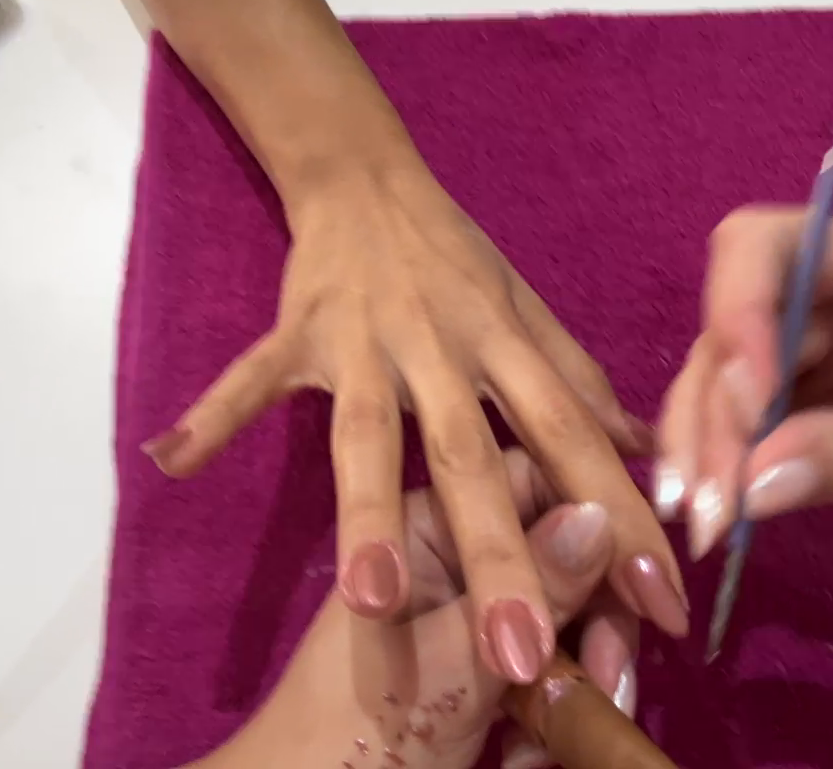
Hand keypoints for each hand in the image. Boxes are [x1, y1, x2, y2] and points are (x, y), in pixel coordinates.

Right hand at [142, 165, 686, 685]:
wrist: (366, 178)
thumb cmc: (452, 252)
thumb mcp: (523, 302)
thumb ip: (574, 374)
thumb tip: (632, 445)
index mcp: (502, 340)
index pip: (569, 433)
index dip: (621, 516)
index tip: (662, 611)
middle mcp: (438, 345)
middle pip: (471, 453)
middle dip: (499, 552)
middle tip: (523, 654)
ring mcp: (361, 341)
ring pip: (367, 432)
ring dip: (368, 510)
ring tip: (371, 600)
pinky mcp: (297, 333)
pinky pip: (253, 379)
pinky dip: (213, 416)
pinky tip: (169, 460)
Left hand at [192, 451, 628, 768]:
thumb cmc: (360, 728)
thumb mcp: (453, 659)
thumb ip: (530, 584)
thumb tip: (605, 506)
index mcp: (432, 520)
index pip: (534, 485)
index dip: (602, 531)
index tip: (652, 600)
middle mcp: (455, 548)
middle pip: (563, 557)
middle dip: (598, 627)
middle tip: (612, 694)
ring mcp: (470, 605)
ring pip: (565, 619)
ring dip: (582, 683)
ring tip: (560, 749)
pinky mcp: (482, 661)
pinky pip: (547, 665)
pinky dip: (555, 714)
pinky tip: (535, 760)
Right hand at [658, 207, 832, 651]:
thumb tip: (742, 487)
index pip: (765, 246)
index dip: (735, 310)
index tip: (745, 401)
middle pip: (735, 326)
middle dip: (712, 406)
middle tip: (704, 496)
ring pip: (732, 378)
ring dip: (708, 440)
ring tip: (703, 517)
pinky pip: (758, 422)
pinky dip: (733, 462)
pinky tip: (723, 506)